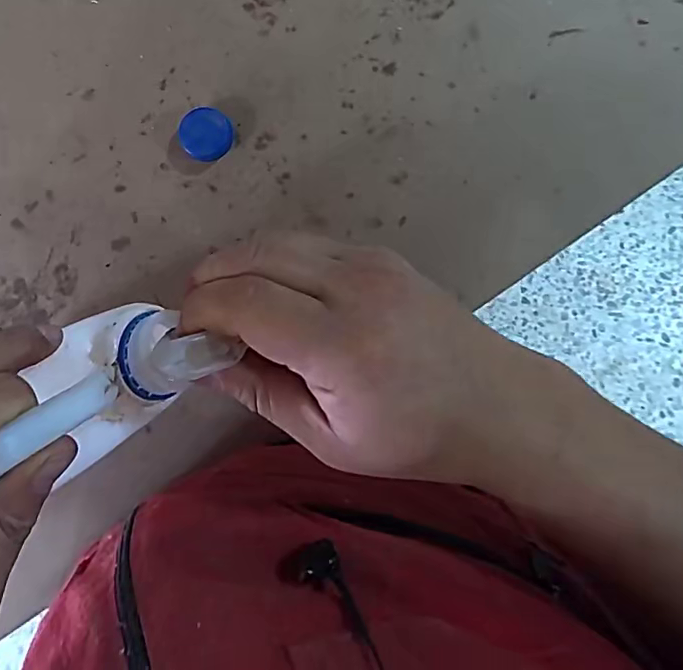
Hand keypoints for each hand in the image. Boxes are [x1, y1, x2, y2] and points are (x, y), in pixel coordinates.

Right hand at [181, 232, 585, 488]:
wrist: (498, 403)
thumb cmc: (413, 439)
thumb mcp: (328, 439)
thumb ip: (259, 393)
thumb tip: (201, 364)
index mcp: (341, 346)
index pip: (245, 302)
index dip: (201, 311)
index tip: (184, 335)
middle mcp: (352, 288)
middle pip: (251, 257)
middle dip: (207, 280)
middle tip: (195, 316)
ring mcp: (366, 261)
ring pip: (272, 241)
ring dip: (233, 265)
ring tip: (223, 301)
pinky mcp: (373, 252)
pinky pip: (300, 243)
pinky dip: (267, 260)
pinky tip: (268, 291)